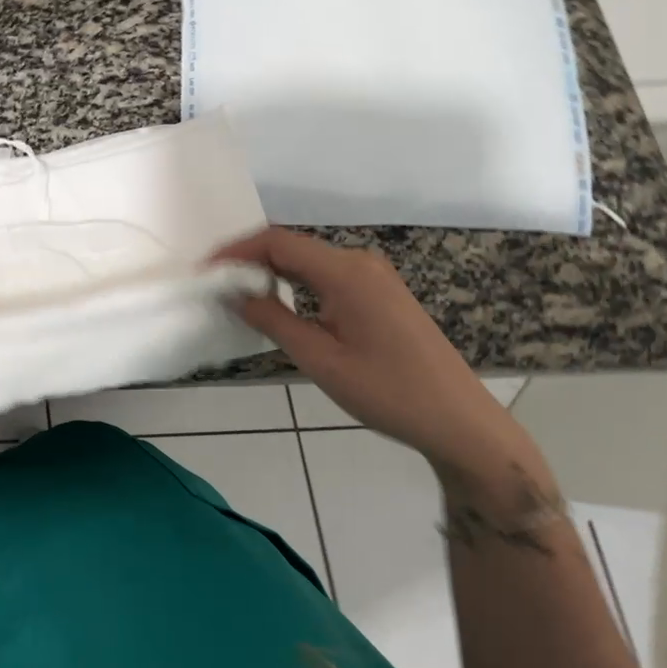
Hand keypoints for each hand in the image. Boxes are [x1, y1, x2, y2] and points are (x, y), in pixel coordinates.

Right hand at [215, 228, 540, 481]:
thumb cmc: (389, 393)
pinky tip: (279, 304)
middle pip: (291, 246)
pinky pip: (326, 275)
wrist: (462, 425)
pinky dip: (295, 282)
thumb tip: (234, 293)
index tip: (204, 271)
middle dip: (249, 260)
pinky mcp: (381, 294)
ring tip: (237, 294)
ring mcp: (374, 277)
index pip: (276, 242)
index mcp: (346, 272)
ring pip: (308, 260)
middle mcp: (360, 263)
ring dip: (271, 271)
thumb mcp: (320, 359)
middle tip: (214, 283)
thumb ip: (272, 319)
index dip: (235, 251)